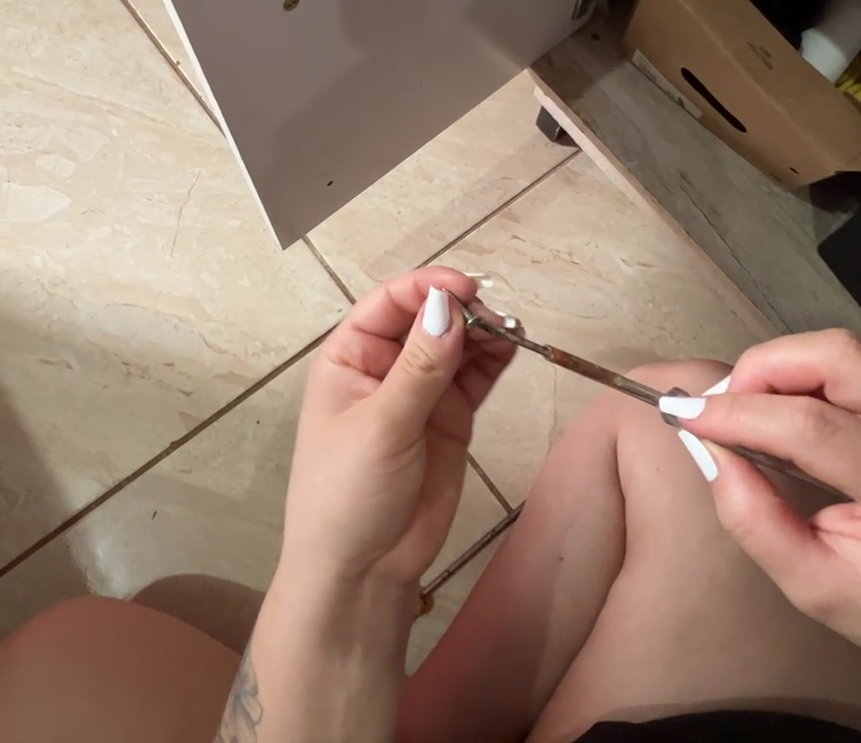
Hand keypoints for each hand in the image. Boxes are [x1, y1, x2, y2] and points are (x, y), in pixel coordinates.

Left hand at [281, 267, 515, 591]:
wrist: (364, 571)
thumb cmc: (348, 493)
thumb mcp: (381, 426)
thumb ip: (419, 368)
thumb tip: (447, 306)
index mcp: (351, 356)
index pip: (390, 303)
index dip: (427, 289)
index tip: (466, 289)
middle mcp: (386, 364)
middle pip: (429, 318)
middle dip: (462, 310)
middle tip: (498, 317)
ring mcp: (422, 390)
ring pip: (457, 343)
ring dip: (483, 332)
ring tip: (511, 332)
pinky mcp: (451, 415)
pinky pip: (475, 375)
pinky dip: (494, 359)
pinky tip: (511, 348)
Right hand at [668, 330, 860, 699]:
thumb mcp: (817, 590)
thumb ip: (755, 520)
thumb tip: (709, 448)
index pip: (818, 429)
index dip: (742, 413)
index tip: (685, 414)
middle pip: (841, 357)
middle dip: (764, 367)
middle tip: (724, 404)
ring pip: (848, 351)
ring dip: (783, 366)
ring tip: (750, 407)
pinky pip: (860, 366)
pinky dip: (806, 374)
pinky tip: (787, 409)